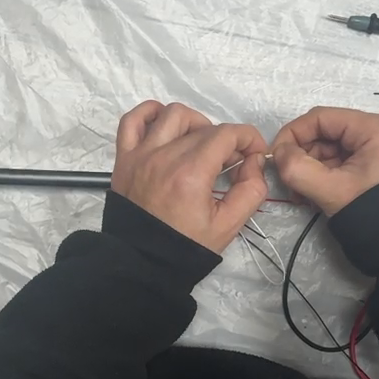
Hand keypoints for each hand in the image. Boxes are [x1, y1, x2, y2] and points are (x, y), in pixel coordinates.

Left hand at [112, 101, 269, 252]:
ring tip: (199, 144)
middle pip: (204, 128)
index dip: (248, 138)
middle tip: (230, 162)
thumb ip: (251, 190)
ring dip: (193, 123)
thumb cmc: (185, 247)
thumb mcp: (229, 225)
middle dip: (226, 140)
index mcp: (191, 174)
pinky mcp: (124, 159)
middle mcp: (164, 157)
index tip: (254, 152)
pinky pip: (133, 120)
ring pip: (172, 115)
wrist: (142, 264)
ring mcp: (141, 155)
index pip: (227, 134)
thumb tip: (253, 162)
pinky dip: (149, 114)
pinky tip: (164, 126)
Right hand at [272, 107, 378, 215]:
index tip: (274, 156)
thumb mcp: (331, 190)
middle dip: (301, 157)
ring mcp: (372, 151)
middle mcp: (375, 132)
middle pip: (323, 134)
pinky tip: (311, 196)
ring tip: (300, 196)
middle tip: (288, 182)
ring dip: (308, 170)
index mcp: (373, 128)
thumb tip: (276, 154)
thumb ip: (297, 168)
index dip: (293, 133)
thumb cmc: (371, 211)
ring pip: (327, 151)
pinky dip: (320, 177)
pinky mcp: (368, 167)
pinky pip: (337, 164)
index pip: (321, 117)